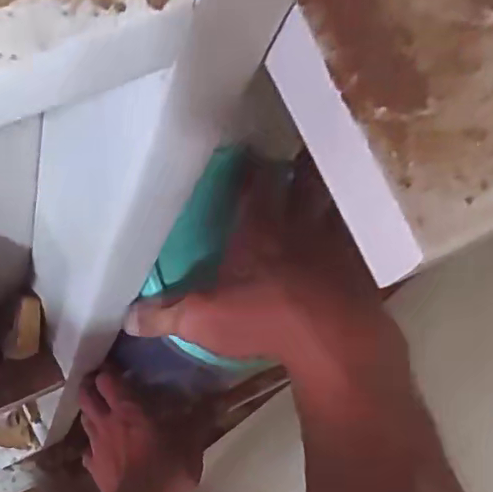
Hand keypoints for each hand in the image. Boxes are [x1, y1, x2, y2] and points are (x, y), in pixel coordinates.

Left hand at [78, 372, 200, 491]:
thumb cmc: (166, 471)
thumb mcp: (190, 444)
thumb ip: (198, 420)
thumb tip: (216, 400)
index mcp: (128, 410)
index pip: (107, 379)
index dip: (108, 370)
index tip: (115, 366)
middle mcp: (106, 422)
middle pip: (86, 395)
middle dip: (90, 386)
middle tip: (99, 384)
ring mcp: (95, 445)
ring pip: (84, 419)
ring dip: (89, 412)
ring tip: (100, 412)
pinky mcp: (92, 467)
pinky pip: (87, 450)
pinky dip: (92, 445)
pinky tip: (101, 449)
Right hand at [125, 159, 412, 406]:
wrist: (331, 340)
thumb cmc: (263, 320)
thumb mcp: (202, 320)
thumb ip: (165, 315)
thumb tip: (127, 318)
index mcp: (259, 229)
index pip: (254, 183)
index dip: (250, 167)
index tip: (246, 154)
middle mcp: (300, 225)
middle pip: (304, 179)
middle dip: (301, 164)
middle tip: (300, 151)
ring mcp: (337, 242)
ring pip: (339, 201)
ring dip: (337, 188)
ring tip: (337, 178)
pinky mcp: (362, 267)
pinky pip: (365, 237)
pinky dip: (364, 230)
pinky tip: (365, 234)